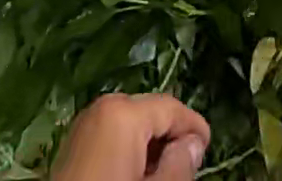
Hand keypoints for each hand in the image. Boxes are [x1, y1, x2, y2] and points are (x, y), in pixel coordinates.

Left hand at [51, 93, 211, 180]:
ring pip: (131, 128)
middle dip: (170, 138)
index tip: (207, 149)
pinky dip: (129, 154)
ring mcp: (84, 126)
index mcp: (123, 113)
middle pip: (149, 114)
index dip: (193, 126)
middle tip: (188, 168)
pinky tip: (136, 178)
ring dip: (150, 149)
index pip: (170, 107)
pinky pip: (112, 139)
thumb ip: (179, 165)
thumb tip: (192, 143)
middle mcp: (103, 108)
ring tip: (164, 177)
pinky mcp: (73, 146)